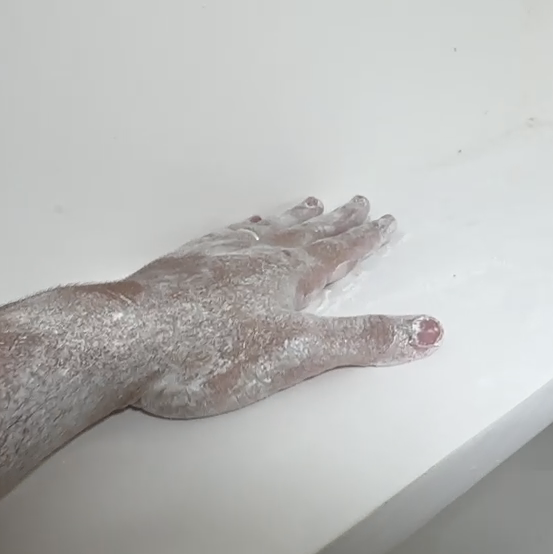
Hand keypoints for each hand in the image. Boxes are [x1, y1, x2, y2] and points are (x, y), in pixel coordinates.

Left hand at [111, 197, 441, 417]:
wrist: (121, 342)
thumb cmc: (213, 353)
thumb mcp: (301, 353)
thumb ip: (363, 340)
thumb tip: (431, 330)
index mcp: (291, 275)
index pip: (339, 250)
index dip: (366, 238)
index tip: (386, 219)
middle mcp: (259, 256)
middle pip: (307, 232)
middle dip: (337, 220)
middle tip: (357, 200)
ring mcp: (218, 257)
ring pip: (268, 229)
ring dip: (294, 217)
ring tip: (308, 201)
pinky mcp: (183, 267)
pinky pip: (226, 236)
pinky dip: (244, 228)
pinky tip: (239, 228)